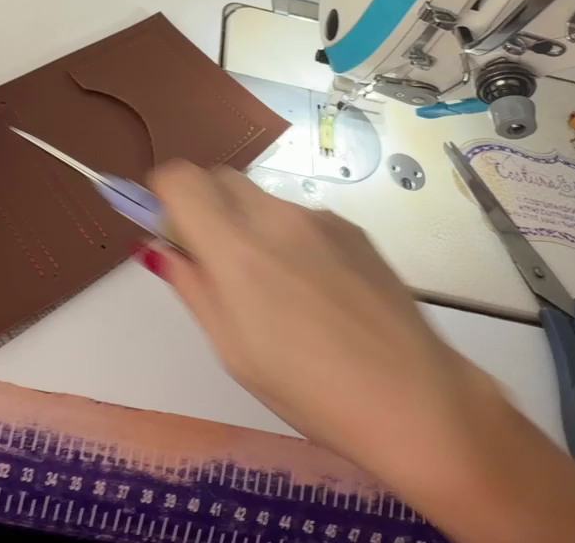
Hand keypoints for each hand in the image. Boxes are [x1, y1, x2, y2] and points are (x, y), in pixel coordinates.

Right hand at [144, 163, 500, 481]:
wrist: (413, 396)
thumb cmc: (309, 389)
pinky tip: (315, 292)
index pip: (181, 178)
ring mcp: (320, 217)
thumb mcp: (233, 349)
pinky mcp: (353, 228)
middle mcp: (275, 216)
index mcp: (236, 248)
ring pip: (261, 199)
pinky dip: (288, 237)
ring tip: (274, 289)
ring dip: (247, 224)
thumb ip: (193, 286)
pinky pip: (301, 217)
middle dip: (202, 205)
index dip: (163, 194)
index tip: (167, 228)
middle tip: (211, 260)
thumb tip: (160, 248)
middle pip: (220, 178)